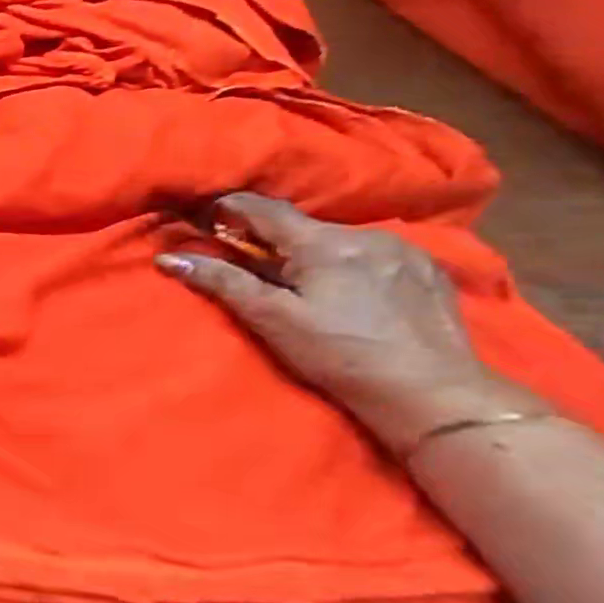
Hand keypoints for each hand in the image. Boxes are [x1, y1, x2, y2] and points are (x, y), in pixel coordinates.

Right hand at [155, 192, 545, 456]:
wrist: (433, 395)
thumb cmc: (339, 356)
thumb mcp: (272, 320)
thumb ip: (223, 282)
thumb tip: (170, 258)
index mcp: (322, 242)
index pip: (263, 208)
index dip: (229, 207)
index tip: (206, 216)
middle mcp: (365, 234)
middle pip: (303, 226)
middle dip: (274, 240)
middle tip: (254, 267)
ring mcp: (403, 250)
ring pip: (339, 240)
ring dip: (314, 253)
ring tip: (306, 285)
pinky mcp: (429, 270)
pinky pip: (374, 254)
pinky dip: (351, 264)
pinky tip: (352, 294)